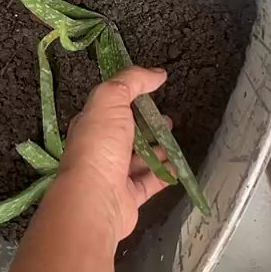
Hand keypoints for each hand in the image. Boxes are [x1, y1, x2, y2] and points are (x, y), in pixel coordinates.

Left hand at [44, 67, 171, 243]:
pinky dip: (165, 174)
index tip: (153, 90)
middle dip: (146, 125)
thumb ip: (132, 81)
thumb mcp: (111, 99)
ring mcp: (115, 174)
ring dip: (157, 149)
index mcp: (92, 124)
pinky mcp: (130, 196)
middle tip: (168, 119)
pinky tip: (178, 166)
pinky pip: (150, 182)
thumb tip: (157, 73)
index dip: (130, 96)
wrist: (95, 198)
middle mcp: (101, 149)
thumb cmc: (99, 145)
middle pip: (127, 133)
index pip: (111, 106)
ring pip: (139, 158)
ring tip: (174, 139)